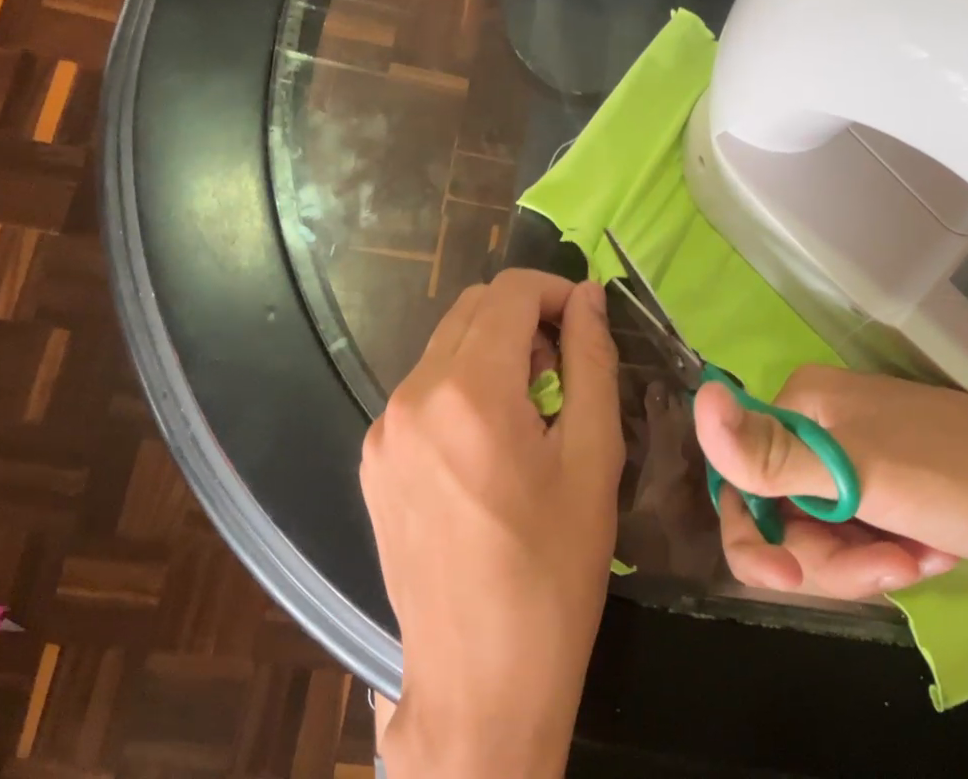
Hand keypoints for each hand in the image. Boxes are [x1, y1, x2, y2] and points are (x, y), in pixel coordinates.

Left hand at [362, 270, 620, 777]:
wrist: (481, 676)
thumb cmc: (554, 571)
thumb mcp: (594, 460)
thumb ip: (591, 362)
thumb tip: (587, 298)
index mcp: (468, 393)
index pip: (508, 292)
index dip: (554, 292)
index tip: (586, 326)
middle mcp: (411, 397)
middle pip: (470, 311)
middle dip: (524, 320)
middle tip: (565, 374)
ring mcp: (382, 431)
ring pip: (443, 350)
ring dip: (492, 355)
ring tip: (532, 414)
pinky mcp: (373, 463)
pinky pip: (422, 394)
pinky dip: (461, 392)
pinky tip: (489, 449)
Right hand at [695, 366, 967, 599]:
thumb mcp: (864, 475)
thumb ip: (773, 453)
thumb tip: (697, 398)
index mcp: (803, 406)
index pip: (739, 480)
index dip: (758, 539)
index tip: (795, 582)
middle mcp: (819, 424)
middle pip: (779, 514)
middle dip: (827, 557)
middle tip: (887, 571)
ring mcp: (853, 455)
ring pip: (817, 532)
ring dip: (863, 560)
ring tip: (920, 559)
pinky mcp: (884, 484)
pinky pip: (854, 533)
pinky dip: (885, 553)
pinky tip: (930, 552)